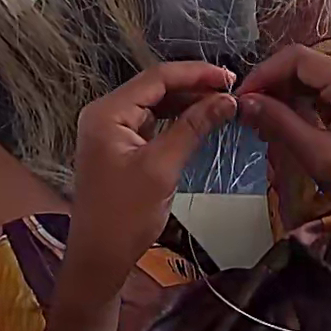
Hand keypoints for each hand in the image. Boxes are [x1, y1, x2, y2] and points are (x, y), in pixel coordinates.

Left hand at [64, 62, 236, 308]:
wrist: (99, 258)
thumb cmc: (125, 215)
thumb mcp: (162, 167)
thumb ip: (193, 127)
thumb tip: (227, 100)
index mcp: (107, 112)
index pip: (156, 77)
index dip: (195, 73)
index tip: (229, 77)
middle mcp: (106, 113)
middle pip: (155, 87)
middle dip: (193, 86)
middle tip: (231, 90)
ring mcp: (112, 129)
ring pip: (156, 104)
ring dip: (187, 102)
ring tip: (222, 102)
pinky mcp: (121, 145)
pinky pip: (152, 122)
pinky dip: (177, 120)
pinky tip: (201, 119)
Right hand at [237, 44, 330, 256]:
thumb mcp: (319, 156)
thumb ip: (280, 123)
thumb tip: (245, 102)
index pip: (298, 59)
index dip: (264, 74)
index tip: (240, 99)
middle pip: (302, 66)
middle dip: (271, 85)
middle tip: (246, 113)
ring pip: (307, 81)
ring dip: (281, 97)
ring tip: (259, 123)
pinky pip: (318, 96)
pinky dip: (295, 107)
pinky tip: (279, 126)